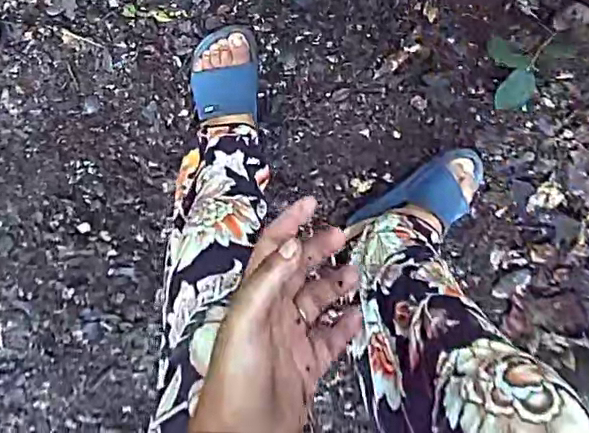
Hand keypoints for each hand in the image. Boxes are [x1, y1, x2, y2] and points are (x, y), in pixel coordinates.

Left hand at [189, 196, 361, 432]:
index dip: (291, 221)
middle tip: (340, 234)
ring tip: (353, 273)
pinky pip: (328, 338)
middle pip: (299, 269)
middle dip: (319, 247)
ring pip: (316, 300)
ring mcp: (289, 339)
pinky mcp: (304, 366)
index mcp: (256, 296)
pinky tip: (354, 317)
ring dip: (335, 283)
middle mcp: (272, 313)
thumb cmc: (233, 384)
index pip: (274, 247)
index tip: (309, 204)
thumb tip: (290, 243)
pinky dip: (343, 325)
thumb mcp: (246, 321)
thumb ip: (267, 280)